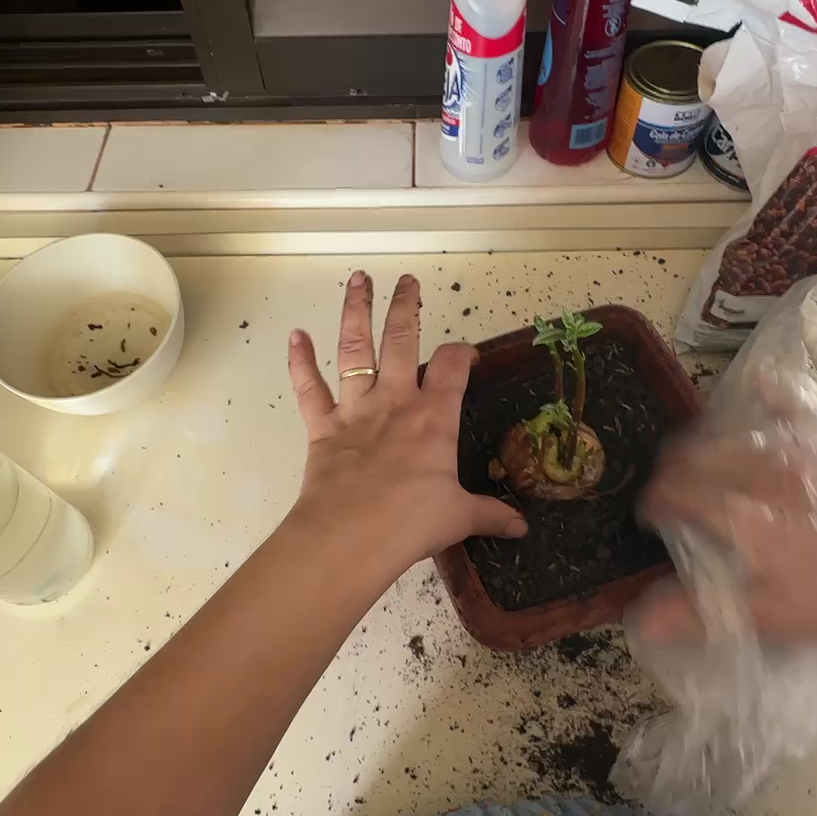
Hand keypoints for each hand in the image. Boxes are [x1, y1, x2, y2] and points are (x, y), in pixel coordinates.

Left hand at [285, 271, 525, 572]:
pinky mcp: (322, 427)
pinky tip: (296, 335)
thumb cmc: (412, 523)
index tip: (467, 354)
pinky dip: (300, 361)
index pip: (452, 367)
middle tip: (408, 280)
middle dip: (407, 307)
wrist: (352, 536)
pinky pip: (309, 388)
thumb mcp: (459, 518)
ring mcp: (355, 410)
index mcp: (434, 417)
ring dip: (356, 311)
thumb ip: (490, 515)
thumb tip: (521, 527)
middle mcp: (395, 401)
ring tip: (358, 279)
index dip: (462, 353)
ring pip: (354, 349)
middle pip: (402, 339)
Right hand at [630, 383, 816, 655]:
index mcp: (747, 516)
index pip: (680, 495)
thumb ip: (701, 614)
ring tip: (702, 460)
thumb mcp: (774, 618)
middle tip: (672, 491)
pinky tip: (760, 383)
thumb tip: (639, 619)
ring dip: (711, 446)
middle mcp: (770, 473)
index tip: (650, 514)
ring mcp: (807, 453)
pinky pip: (800, 409)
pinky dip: (776, 396)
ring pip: (740, 437)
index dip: (656, 503)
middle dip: (676, 472)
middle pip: (702, 459)